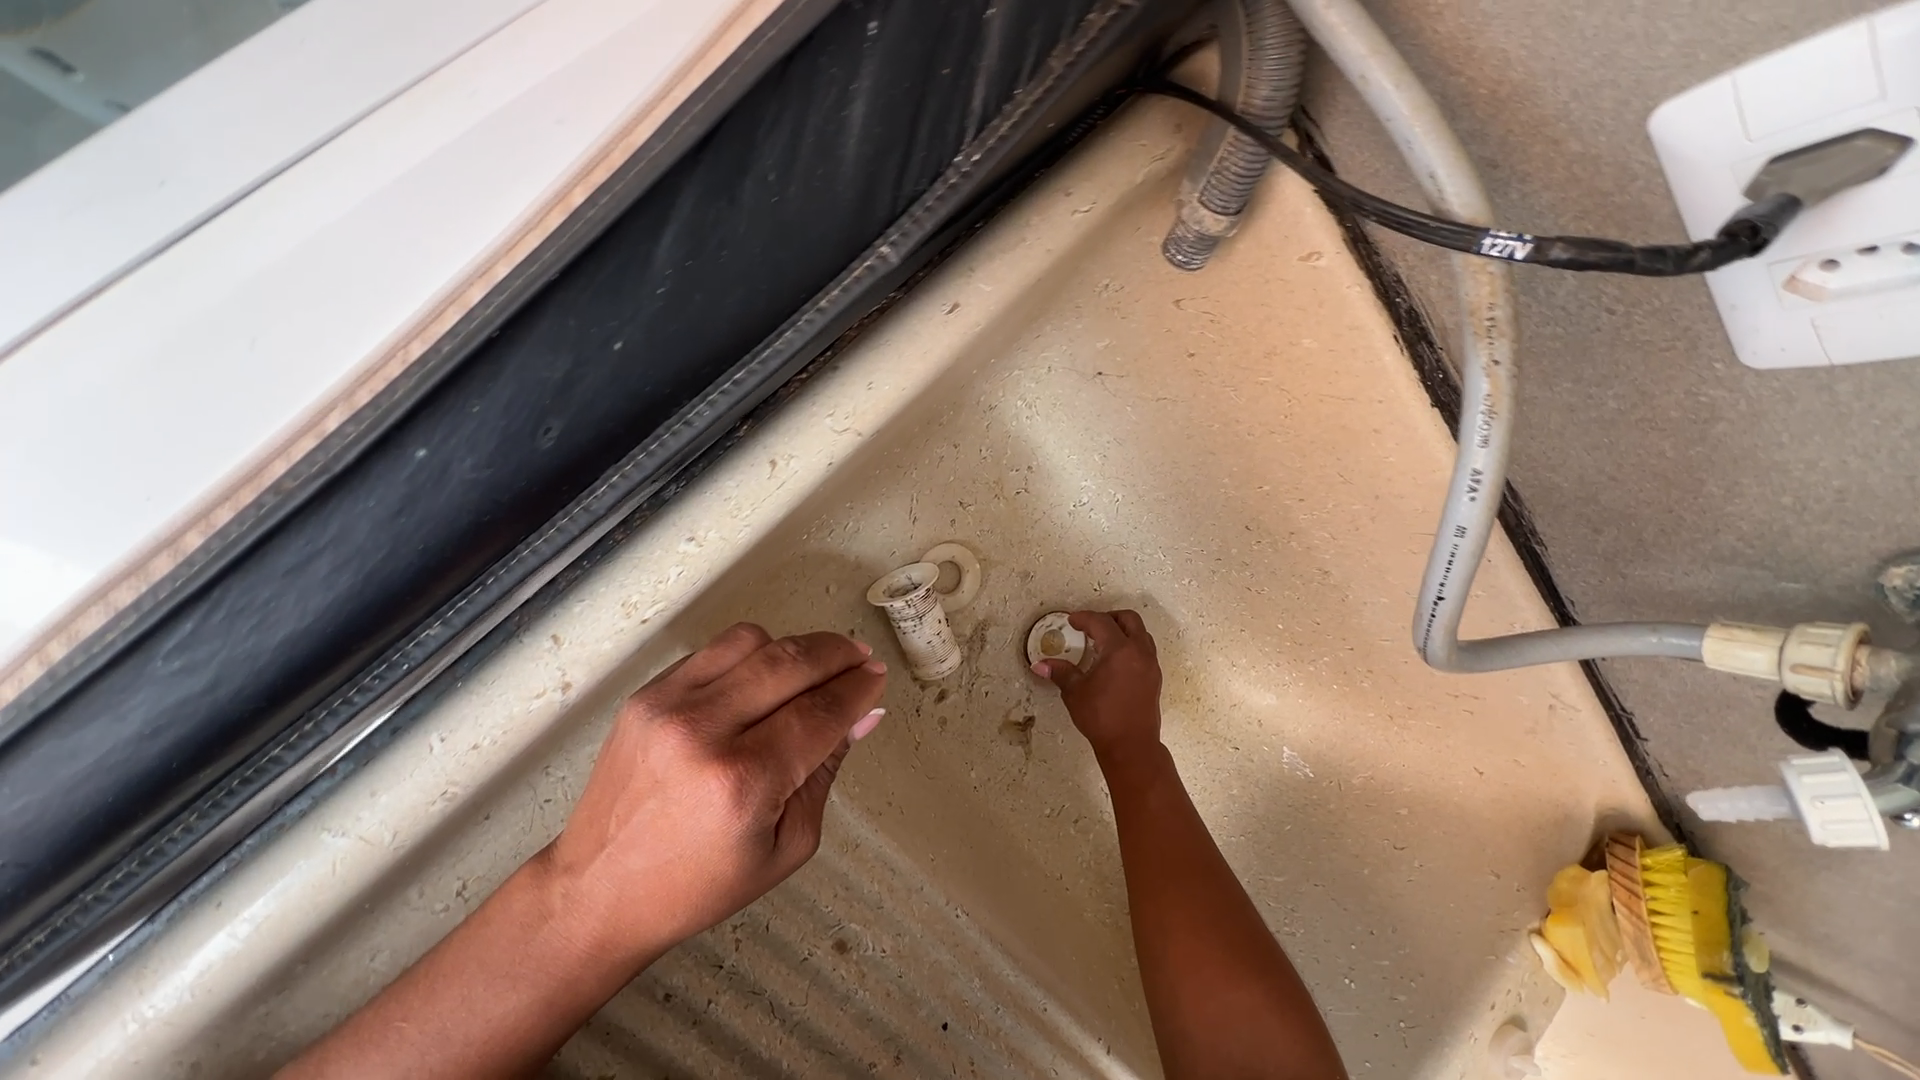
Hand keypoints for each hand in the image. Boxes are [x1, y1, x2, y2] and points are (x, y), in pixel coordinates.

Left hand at [545, 623, 886, 963]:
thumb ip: (827, 771)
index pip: (821, 711)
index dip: (858, 687)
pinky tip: (765, 676)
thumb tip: (863, 715)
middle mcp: (703, 731)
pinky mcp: (645, 695)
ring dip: (794, 647)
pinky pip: (714, 650)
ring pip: (752, 641)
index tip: (877, 676)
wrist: (598, 889)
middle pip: (791, 662)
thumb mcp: (787, 846)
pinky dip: (751, 654)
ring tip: (813, 669)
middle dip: (838, 653)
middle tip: (861, 657)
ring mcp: (667, 705)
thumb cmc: (698, 885)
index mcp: (744, 781)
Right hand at [1032, 610, 1162, 773]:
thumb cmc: (1102, 718)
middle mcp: (1140, 652)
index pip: (1101, 623)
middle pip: (1129, 619)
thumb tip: (1040, 665)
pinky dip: (1130, 645)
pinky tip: (1114, 660)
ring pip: (1141, 634)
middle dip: (1108, 617)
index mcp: (1120, 651)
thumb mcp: (1075, 692)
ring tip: (1103, 641)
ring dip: (1123, 630)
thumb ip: (1060, 672)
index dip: (1084, 618)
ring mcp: (1151, 665)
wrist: (1131, 746)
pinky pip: (1145, 649)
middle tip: (1090, 626)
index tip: (1072, 621)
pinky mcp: (1155, 678)